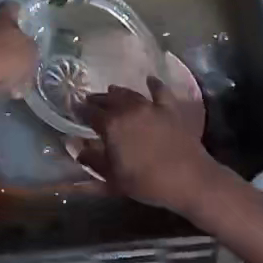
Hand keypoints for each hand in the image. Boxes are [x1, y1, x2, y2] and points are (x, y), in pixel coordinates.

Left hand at [0, 2, 36, 94]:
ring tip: (12, 76)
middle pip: (0, 28)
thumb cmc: (4, 60)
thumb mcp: (31, 51)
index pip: (12, 6)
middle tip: (23, 56)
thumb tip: (27, 44)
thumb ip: (32, 44)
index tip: (30, 27)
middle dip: (11, 41)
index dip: (22, 15)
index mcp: (0, 17)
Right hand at [76, 81, 224, 212]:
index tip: (73, 110)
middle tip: (89, 101)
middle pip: (107, 100)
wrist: (189, 179)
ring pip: (130, 93)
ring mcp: (151, 107)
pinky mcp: (170, 109)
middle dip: (96, 100)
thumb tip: (77, 148)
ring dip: (118, 92)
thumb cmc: (146, 182)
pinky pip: (160, 91)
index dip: (79, 111)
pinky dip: (153, 84)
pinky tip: (149, 80)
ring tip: (111, 91)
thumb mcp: (112, 178)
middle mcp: (128, 110)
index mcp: (110, 125)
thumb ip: (93, 160)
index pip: (88, 113)